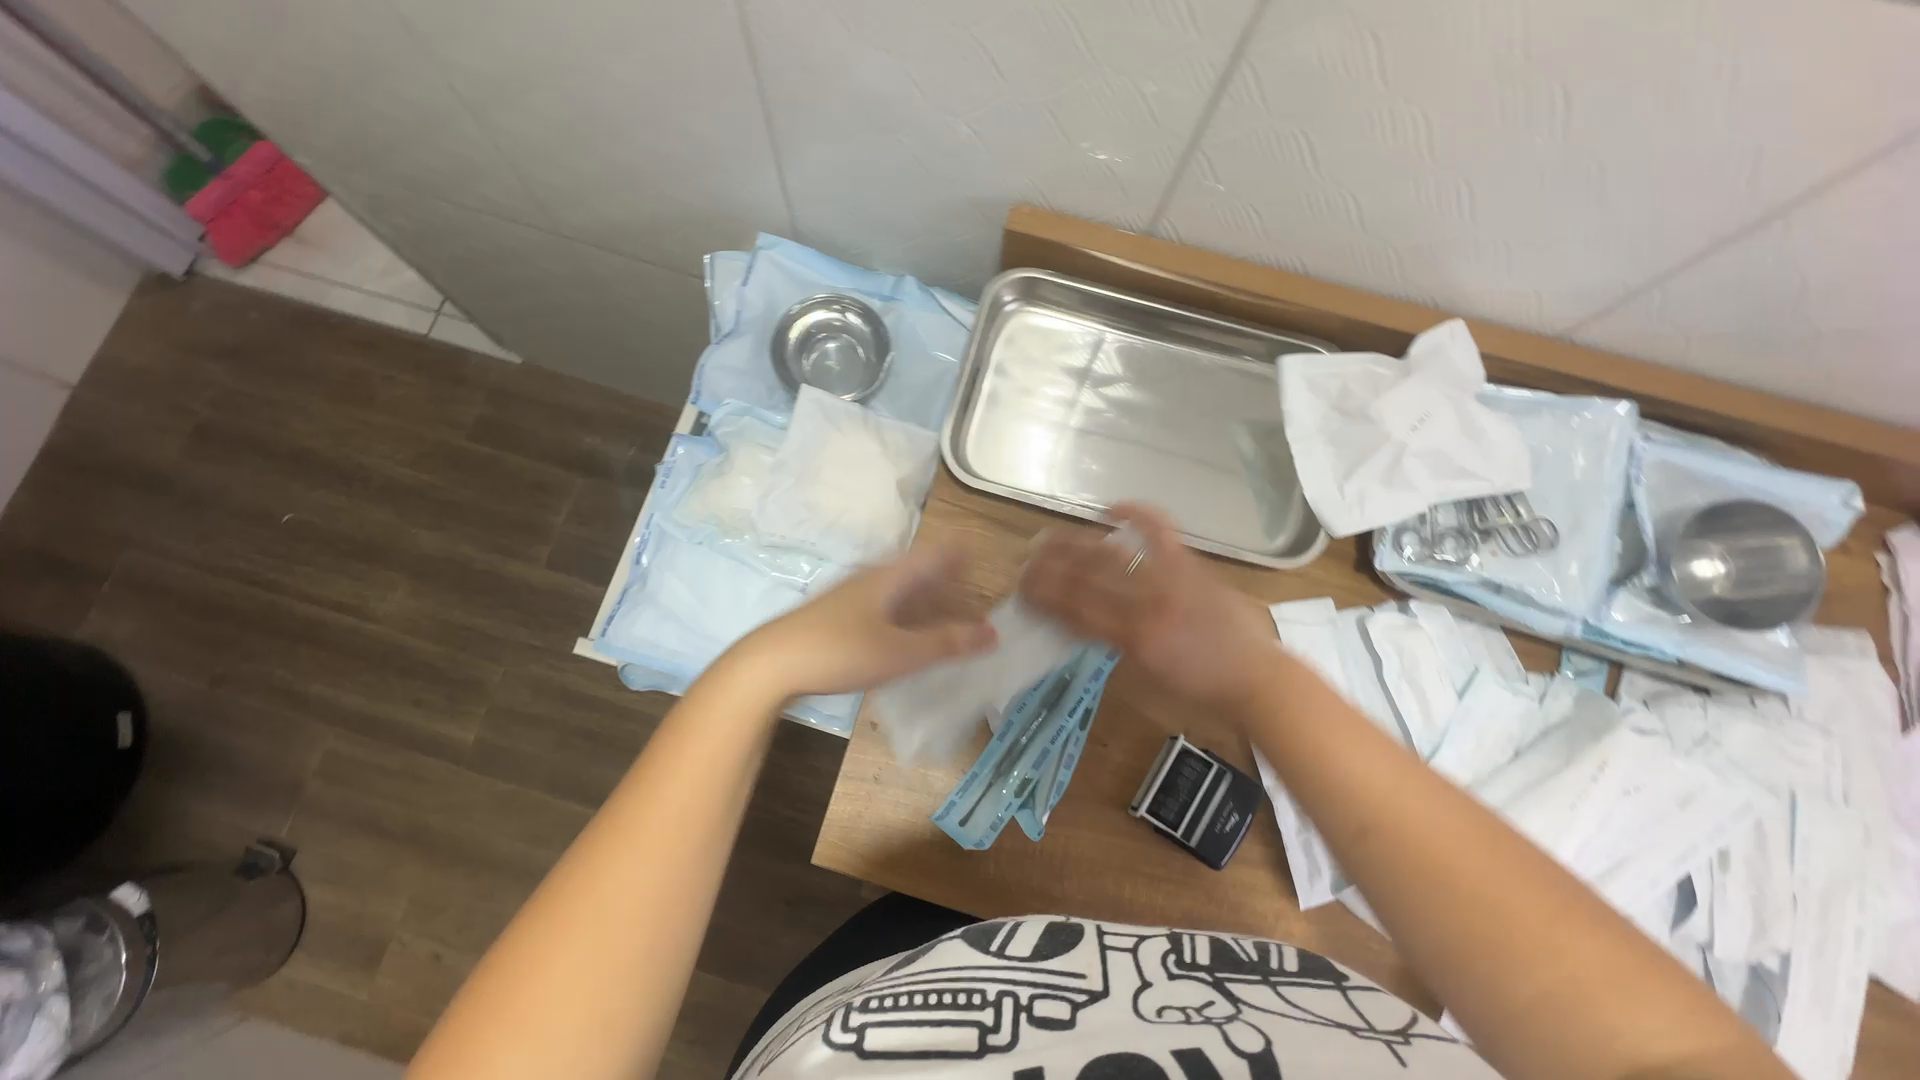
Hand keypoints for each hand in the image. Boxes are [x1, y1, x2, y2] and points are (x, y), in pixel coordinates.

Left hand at [732, 546, 996, 698]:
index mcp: (888, 577)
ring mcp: (849, 598)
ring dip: (924, 601)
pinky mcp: (835, 619)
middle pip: (915, 572)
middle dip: (944, 579)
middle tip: (970, 588)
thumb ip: (946, 643)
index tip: (979, 548)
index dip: (957, 552)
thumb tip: (994, 634)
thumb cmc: (838, 651)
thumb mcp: (899, 652)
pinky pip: (882, 609)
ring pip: (897, 592)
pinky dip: (903, 616)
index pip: (932, 555)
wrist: (769, 666)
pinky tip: (905, 636)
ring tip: (945, 614)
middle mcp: (870, 579)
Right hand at [1020, 503, 1275, 711]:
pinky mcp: (1190, 564)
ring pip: (1110, 552)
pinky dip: (1135, 514)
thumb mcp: (1145, 679)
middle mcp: (1148, 602)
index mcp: (1133, 638)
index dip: (1043, 595)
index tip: (1021, 587)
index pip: (1075, 609)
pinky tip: (1111, 509)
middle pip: (1085, 575)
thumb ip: (1111, 647)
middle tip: (1026, 560)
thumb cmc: (1198, 692)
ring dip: (1074, 542)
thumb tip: (1078, 623)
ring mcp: (1170, 578)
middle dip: (1049, 566)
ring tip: (1048, 537)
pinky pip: (1159, 530)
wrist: (1256, 678)